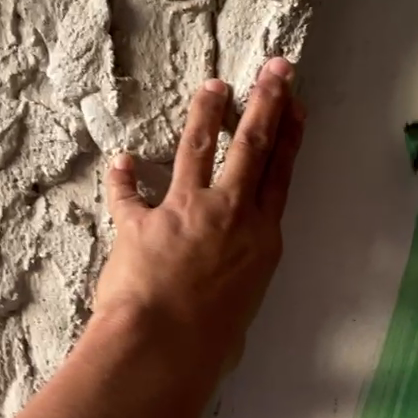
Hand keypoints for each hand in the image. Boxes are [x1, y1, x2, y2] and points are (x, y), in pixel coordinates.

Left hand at [94, 57, 305, 369]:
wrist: (164, 347)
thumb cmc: (211, 345)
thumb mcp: (240, 311)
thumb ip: (235, 285)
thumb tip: (221, 294)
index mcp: (261, 240)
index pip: (280, 176)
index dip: (289, 138)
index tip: (296, 107)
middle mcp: (230, 215)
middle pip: (252, 148)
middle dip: (265, 103)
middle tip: (275, 70)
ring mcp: (185, 213)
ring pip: (198, 150)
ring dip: (206, 115)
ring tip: (214, 87)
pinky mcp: (142, 222)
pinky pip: (130, 193)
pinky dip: (123, 179)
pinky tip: (121, 162)